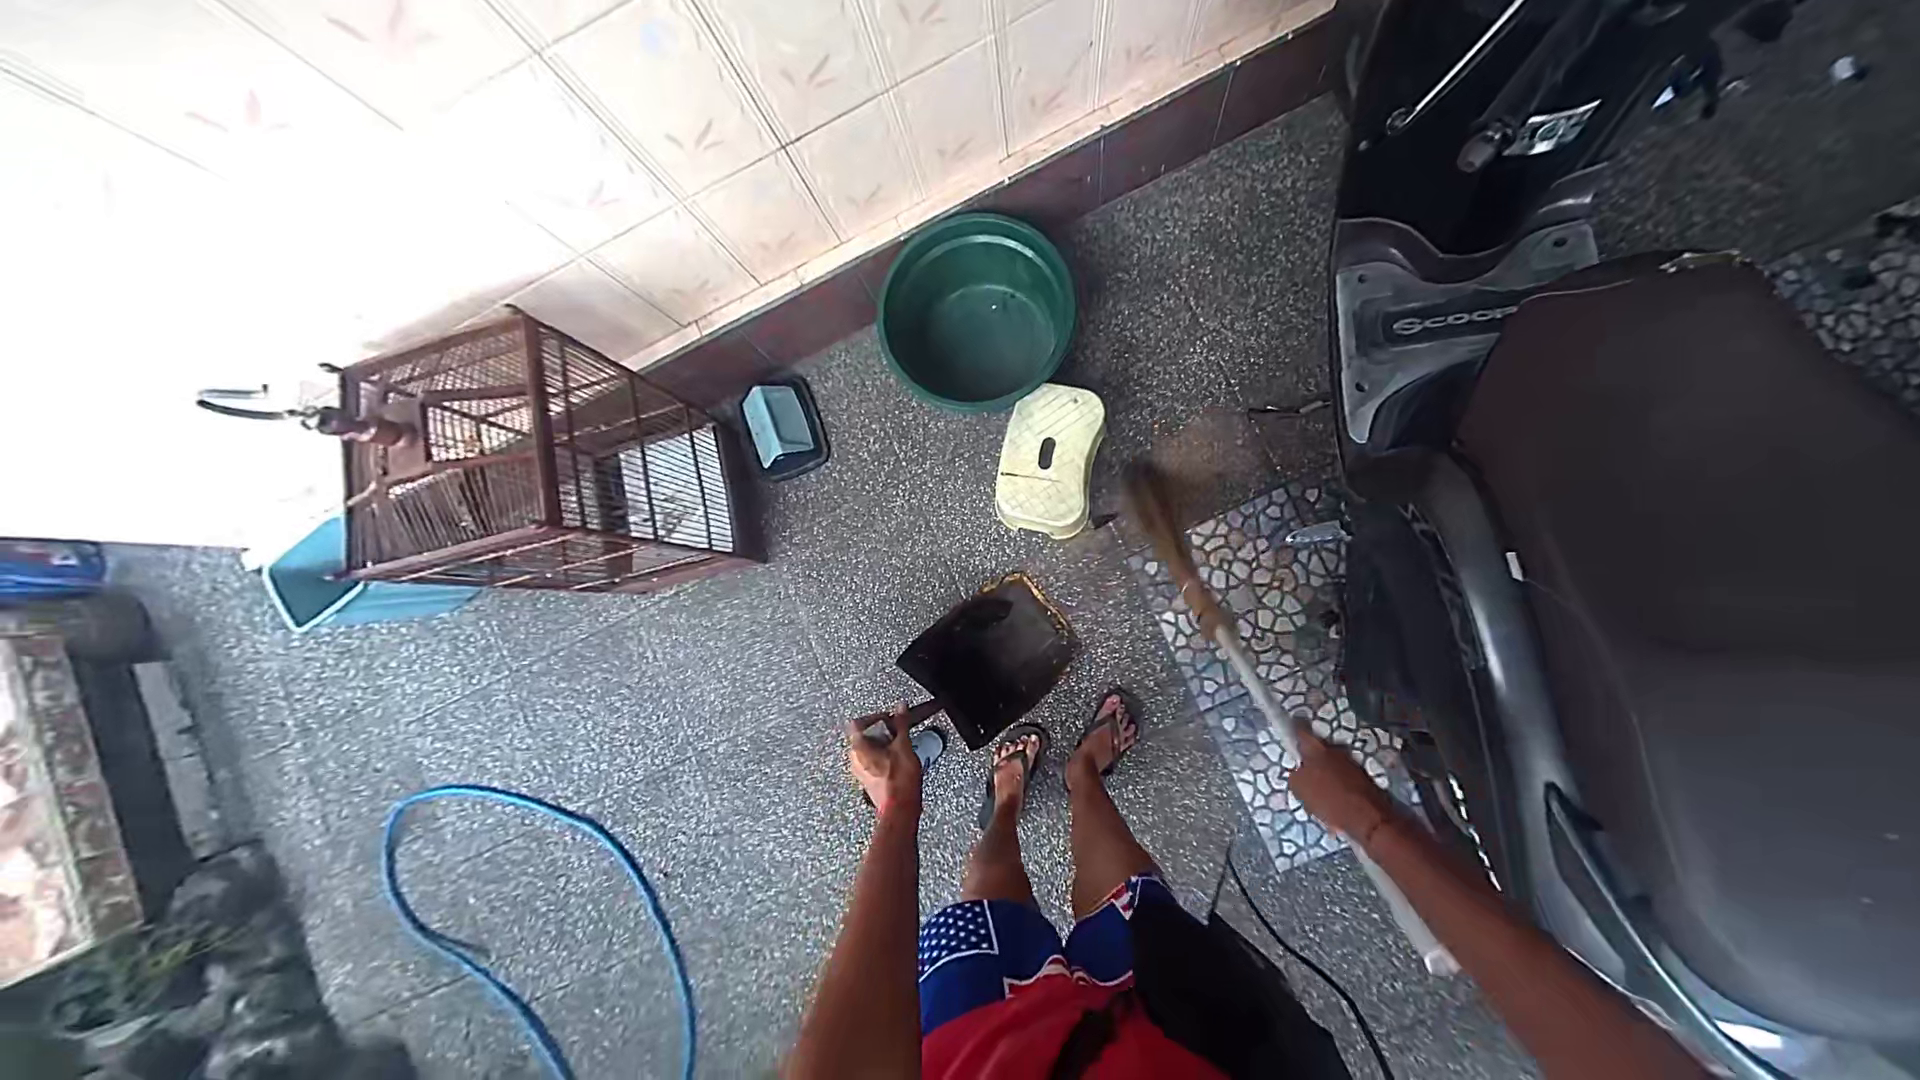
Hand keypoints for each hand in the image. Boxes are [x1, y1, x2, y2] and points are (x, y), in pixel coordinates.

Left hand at [847, 704, 922, 816]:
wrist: (900, 808)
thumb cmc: (899, 782)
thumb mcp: (904, 745)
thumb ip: (901, 723)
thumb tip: (901, 708)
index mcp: (858, 747)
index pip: (859, 721)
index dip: (875, 717)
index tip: (889, 718)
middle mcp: (854, 759)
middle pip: (863, 735)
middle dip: (881, 731)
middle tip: (896, 733)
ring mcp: (860, 772)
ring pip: (868, 749)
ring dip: (883, 745)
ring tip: (899, 747)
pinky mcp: (868, 781)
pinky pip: (871, 762)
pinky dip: (883, 757)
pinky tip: (897, 762)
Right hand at [1287, 718, 1398, 847]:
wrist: (1370, 820)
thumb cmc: (1329, 799)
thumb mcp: (1298, 787)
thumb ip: (1295, 773)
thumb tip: (1300, 772)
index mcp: (1316, 749)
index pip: (1301, 731)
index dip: (1294, 730)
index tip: (1289, 733)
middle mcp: (1336, 751)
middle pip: (1319, 749)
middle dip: (1311, 758)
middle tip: (1303, 771)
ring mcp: (1353, 765)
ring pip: (1333, 765)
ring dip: (1326, 773)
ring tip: (1319, 791)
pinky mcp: (1365, 781)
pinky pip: (1344, 779)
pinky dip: (1338, 786)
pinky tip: (1333, 801)